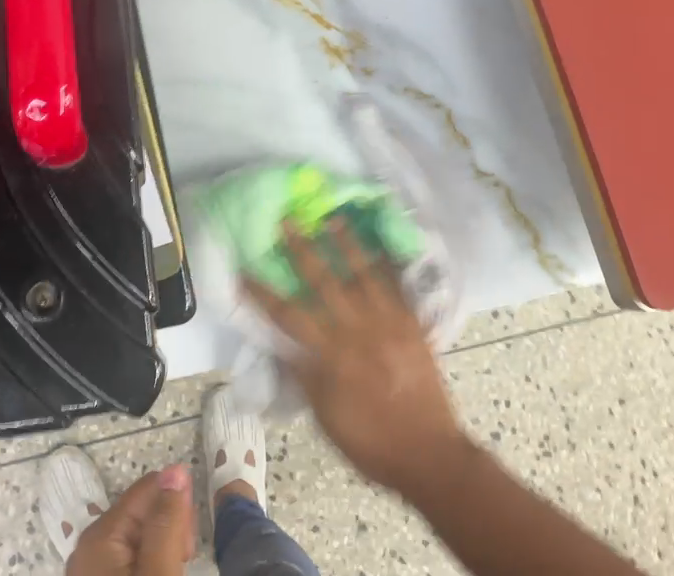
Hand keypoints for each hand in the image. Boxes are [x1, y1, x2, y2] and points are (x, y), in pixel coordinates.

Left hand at [66, 464, 195, 575]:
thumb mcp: (158, 571)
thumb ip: (167, 522)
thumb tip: (177, 469)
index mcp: (100, 532)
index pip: (150, 487)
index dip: (177, 507)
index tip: (188, 542)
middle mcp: (91, 541)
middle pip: (145, 510)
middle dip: (170, 529)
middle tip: (180, 562)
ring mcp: (93, 564)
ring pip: (142, 535)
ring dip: (164, 548)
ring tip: (170, 571)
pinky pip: (132, 556)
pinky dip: (151, 563)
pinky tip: (158, 574)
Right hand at [246, 225, 471, 495]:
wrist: (430, 455)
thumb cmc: (371, 443)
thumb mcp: (326, 416)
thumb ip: (305, 375)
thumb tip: (284, 346)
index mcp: (332, 356)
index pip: (288, 315)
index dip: (263, 293)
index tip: (243, 272)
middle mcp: (358, 331)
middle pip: (324, 281)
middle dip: (302, 250)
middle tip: (287, 222)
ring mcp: (389, 324)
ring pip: (364, 274)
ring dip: (346, 244)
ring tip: (333, 218)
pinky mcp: (413, 326)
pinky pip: (398, 287)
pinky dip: (388, 264)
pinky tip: (379, 245)